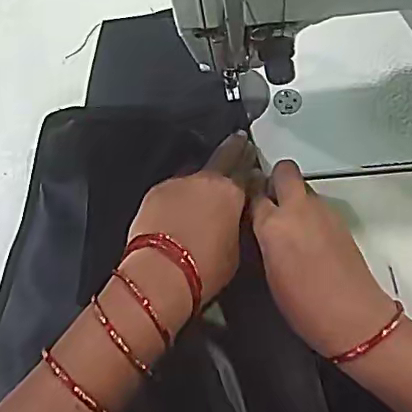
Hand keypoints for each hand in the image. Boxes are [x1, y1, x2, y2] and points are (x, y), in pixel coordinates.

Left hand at [126, 133, 253, 303]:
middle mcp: (205, 180)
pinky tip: (177, 209)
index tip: (255, 167)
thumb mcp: (235, 251)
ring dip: (200, 180)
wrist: (161, 270)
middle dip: (234, 147)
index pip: (247, 172)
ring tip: (203, 192)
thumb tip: (233, 220)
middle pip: (223, 156)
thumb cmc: (204, 267)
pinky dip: (177, 196)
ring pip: (194, 174)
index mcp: (231, 192)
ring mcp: (178, 183)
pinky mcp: (155, 192)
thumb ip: (237, 225)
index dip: (252, 168)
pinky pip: (172, 189)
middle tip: (239, 140)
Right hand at [252, 160, 398, 356]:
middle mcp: (298, 209)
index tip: (246, 203)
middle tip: (269, 200)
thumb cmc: (304, 306)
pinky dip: (310, 214)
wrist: (355, 320)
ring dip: (294, 198)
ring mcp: (323, 212)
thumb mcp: (268, 273)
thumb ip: (263, 239)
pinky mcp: (341, 222)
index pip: (253, 192)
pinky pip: (318, 206)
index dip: (249, 196)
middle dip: (275, 178)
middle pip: (284, 171)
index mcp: (273, 224)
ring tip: (290, 226)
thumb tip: (260, 226)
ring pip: (303, 188)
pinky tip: (309, 239)